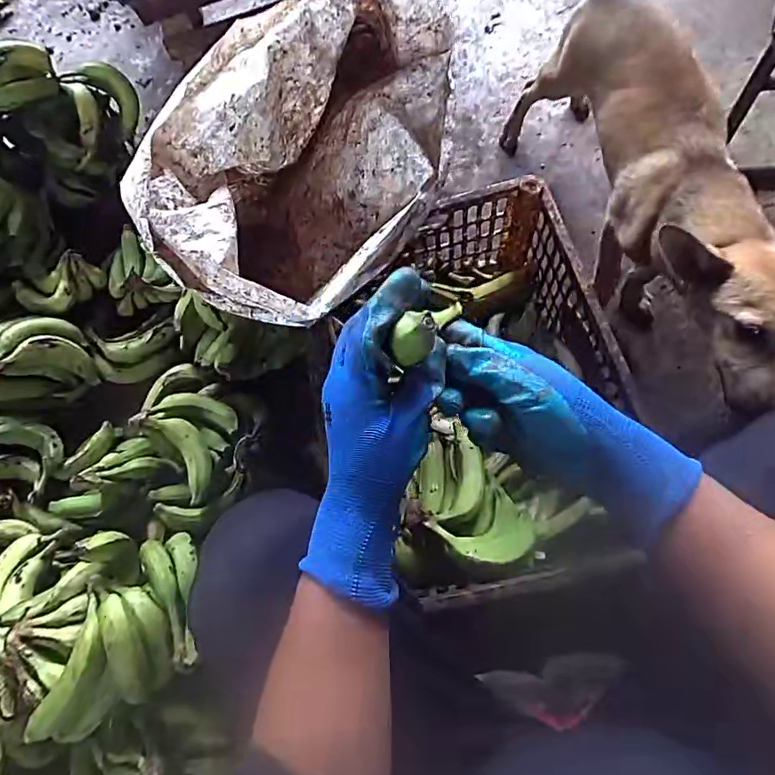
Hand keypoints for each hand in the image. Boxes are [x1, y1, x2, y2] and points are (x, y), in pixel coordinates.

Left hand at [301, 268, 445, 610]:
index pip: (370, 327)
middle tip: (416, 288)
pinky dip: (378, 338)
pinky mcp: (344, 391)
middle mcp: (340, 374)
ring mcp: (339, 382)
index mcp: (354, 380)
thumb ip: (423, 382)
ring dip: (381, 318)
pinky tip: (397, 340)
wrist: (356, 496)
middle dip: (386, 302)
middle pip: (359, 325)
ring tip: (409, 306)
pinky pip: (359, 353)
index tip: (412, 278)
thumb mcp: (411, 422)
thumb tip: (435, 346)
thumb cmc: (384, 463)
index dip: (390, 299)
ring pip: (356, 337)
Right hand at [441, 322, 699, 545]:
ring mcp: (496, 404)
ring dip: (462, 408)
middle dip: (446, 382)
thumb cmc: (561, 409)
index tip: (418, 356)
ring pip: (460, 400)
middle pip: (454, 370)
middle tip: (448, 398)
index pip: (463, 336)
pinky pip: (473, 426)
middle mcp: (495, 375)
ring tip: (479, 418)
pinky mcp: (498, 432)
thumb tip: (441, 349)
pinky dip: (479, 430)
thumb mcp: (520, 382)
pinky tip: (494, 435)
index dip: (440, 342)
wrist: (592, 457)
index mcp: (504, 353)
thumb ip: (480, 365)